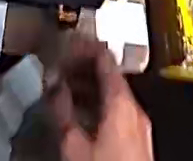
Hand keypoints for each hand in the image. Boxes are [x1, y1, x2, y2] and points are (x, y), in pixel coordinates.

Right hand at [48, 39, 153, 160]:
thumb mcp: (73, 146)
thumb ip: (62, 109)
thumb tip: (53, 85)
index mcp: (122, 102)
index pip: (103, 57)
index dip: (81, 47)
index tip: (63, 46)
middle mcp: (135, 109)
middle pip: (109, 74)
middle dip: (81, 69)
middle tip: (58, 69)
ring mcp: (140, 127)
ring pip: (113, 94)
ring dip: (88, 88)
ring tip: (64, 91)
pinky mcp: (139, 143)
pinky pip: (117, 112)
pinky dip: (98, 105)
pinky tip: (80, 116)